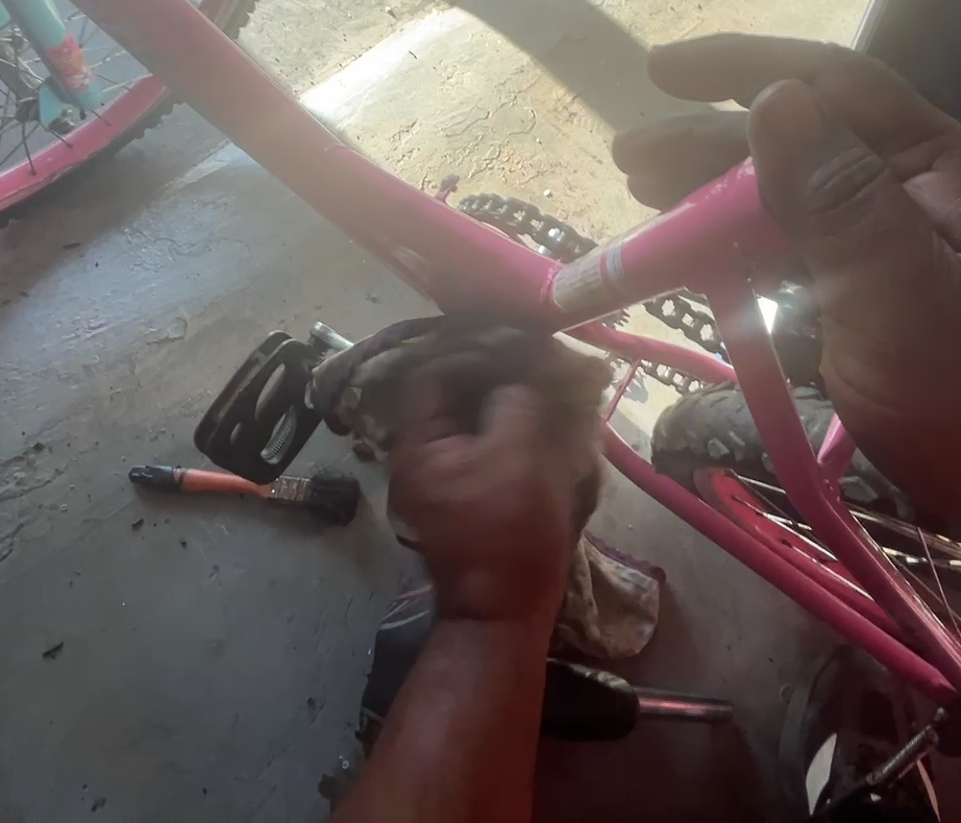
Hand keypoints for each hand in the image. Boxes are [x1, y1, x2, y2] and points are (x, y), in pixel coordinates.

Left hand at [389, 376, 587, 624]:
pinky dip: (509, 435)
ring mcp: (443, 484)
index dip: (471, 355)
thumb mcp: (517, 455)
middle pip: (451, 402)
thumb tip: (517, 377)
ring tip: (541, 391)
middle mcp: (421, 462)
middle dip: (492, 380)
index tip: (511, 347)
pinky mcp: (467, 501)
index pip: (432, 378)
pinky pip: (484, 453)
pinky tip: (540, 427)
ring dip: (504, 406)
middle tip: (530, 365)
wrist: (505, 614)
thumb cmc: (509, 532)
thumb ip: (515, 402)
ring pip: (472, 427)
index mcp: (418, 448)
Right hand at [619, 35, 960, 534]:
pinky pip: (788, 255)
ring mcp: (883, 245)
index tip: (660, 71)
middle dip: (706, 146)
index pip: (830, 84)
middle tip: (629, 162)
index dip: (740, 67)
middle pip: (793, 144)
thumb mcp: (907, 297)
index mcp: (930, 168)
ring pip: (782, 201)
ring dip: (712, 197)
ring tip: (647, 201)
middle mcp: (905, 192)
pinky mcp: (865, 296)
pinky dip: (736, 251)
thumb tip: (774, 99)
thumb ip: (838, 201)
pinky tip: (697, 256)